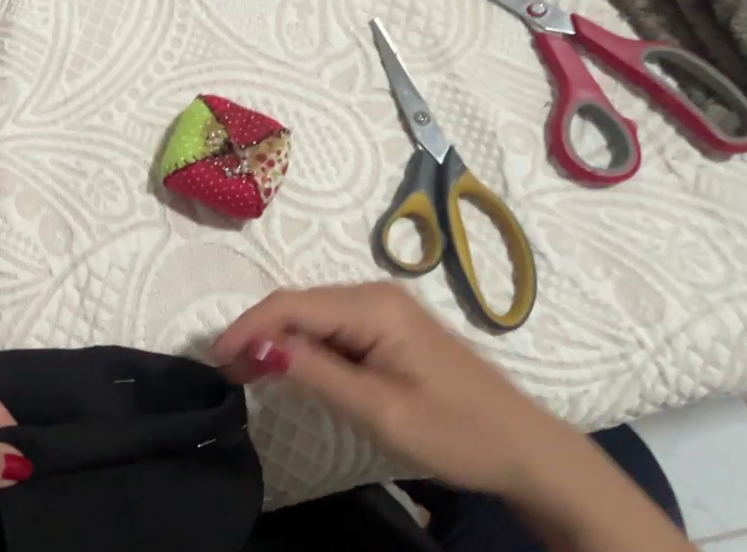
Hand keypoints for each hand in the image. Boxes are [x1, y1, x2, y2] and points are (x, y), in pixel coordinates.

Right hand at [210, 282, 580, 497]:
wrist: (532, 452)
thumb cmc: (458, 432)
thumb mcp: (380, 410)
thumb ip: (315, 372)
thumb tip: (256, 347)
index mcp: (373, 305)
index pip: (290, 305)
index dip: (248, 328)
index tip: (215, 357)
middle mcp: (374, 293)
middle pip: (297, 306)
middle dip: (258, 334)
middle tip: (227, 371)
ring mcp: (383, 307)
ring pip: (311, 315)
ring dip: (278, 341)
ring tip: (247, 372)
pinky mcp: (389, 326)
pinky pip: (331, 326)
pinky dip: (304, 346)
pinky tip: (288, 367)